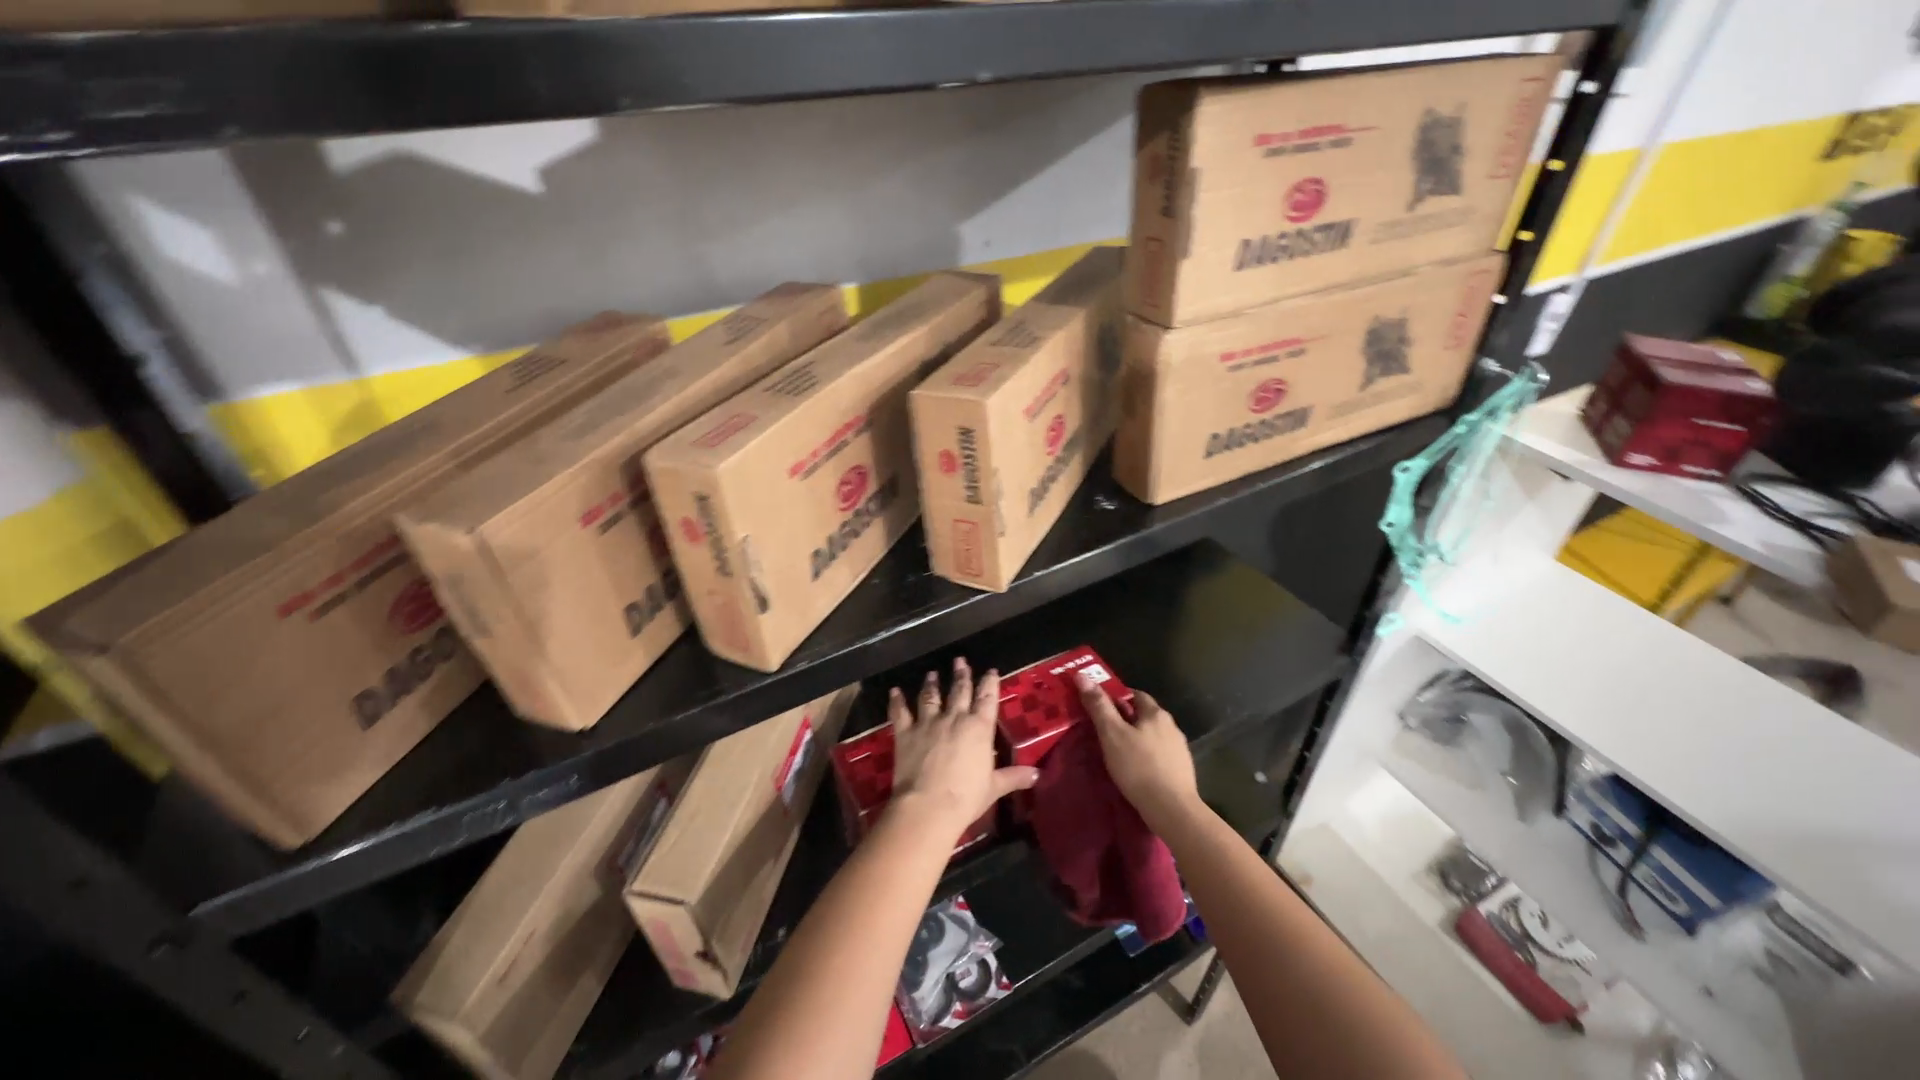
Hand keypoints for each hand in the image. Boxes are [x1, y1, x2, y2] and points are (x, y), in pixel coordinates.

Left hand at [887, 657, 1038, 841]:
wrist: (928, 806)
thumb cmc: (966, 797)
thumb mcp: (994, 787)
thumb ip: (1014, 777)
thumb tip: (1037, 774)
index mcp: (979, 728)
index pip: (988, 698)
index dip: (990, 683)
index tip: (990, 671)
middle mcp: (955, 718)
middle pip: (960, 691)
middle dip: (962, 675)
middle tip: (960, 661)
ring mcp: (928, 723)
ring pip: (931, 697)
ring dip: (931, 684)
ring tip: (932, 674)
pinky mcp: (906, 733)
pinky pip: (900, 712)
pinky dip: (897, 701)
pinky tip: (895, 691)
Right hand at [1076, 671, 1198, 829]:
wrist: (1171, 808)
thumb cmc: (1138, 767)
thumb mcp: (1112, 734)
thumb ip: (1098, 706)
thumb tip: (1081, 675)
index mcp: (1155, 713)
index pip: (1135, 694)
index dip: (1117, 697)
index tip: (1100, 708)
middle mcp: (1171, 726)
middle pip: (1145, 716)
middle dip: (1126, 719)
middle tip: (1104, 732)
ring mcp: (1179, 749)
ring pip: (1153, 736)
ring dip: (1137, 739)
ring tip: (1117, 753)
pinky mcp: (1181, 769)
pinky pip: (1159, 755)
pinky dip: (1146, 757)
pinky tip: (1136, 770)